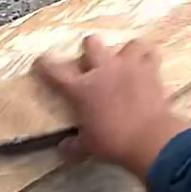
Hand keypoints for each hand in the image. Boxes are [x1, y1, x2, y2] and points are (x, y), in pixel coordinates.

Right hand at [36, 36, 189, 179]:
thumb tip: (63, 148)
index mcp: (81, 88)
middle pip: (92, 43)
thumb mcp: (89, 147)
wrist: (149, 139)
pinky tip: (147, 65)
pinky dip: (149, 58)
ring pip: (128, 44)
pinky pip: (150, 54)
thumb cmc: (113, 142)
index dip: (44, 65)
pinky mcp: (150, 70)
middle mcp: (103, 70)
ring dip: (126, 51)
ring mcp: (128, 66)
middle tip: (93, 60)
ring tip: (127, 61)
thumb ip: (74, 145)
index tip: (40, 62)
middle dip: (90, 48)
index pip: (55, 72)